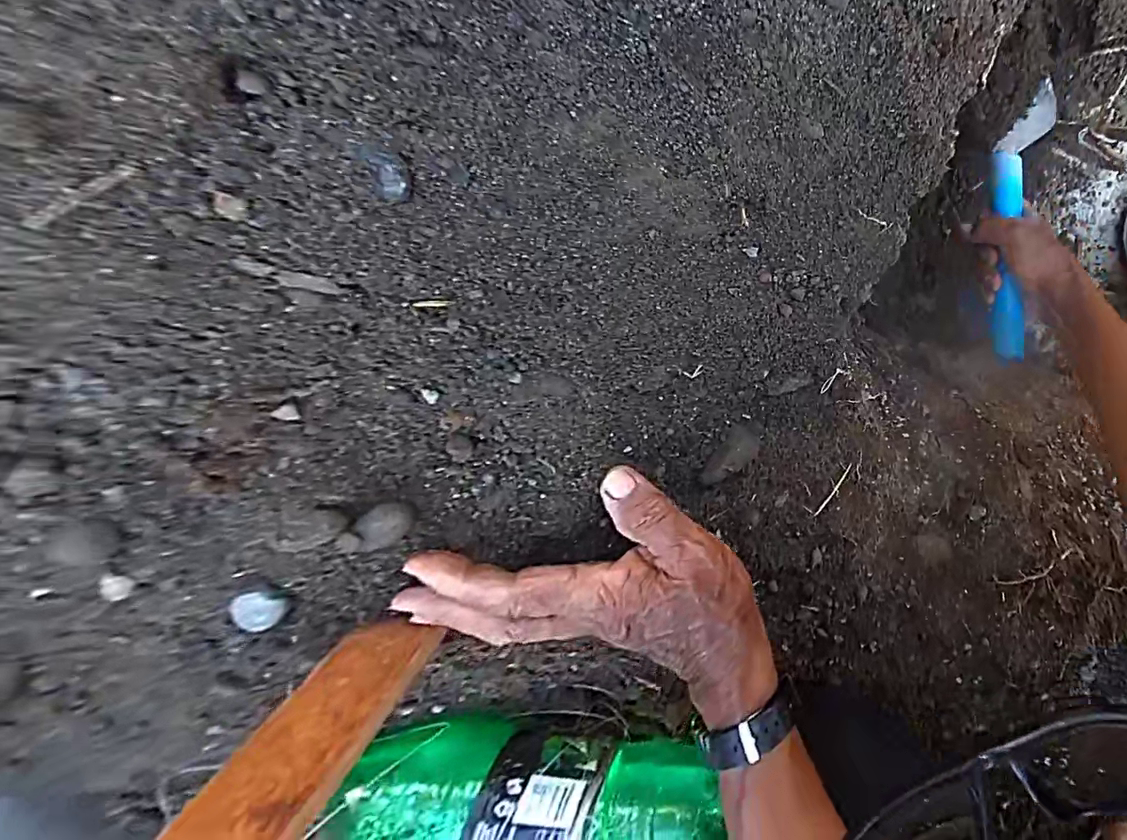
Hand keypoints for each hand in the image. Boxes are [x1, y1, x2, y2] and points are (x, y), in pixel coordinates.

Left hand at [390, 466, 776, 727]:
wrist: (724, 646)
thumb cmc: (710, 601)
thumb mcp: (691, 549)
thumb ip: (651, 515)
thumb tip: (614, 480)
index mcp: (597, 595)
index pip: (516, 592)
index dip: (466, 580)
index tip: (423, 566)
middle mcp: (582, 615)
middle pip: (499, 617)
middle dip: (448, 605)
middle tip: (401, 595)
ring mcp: (587, 623)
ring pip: (510, 626)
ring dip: (463, 617)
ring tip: (428, 609)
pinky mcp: (598, 621)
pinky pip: (529, 625)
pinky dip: (496, 617)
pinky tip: (496, 612)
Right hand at [967, 211, 1084, 308]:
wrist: (1057, 299)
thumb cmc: (1040, 261)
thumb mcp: (1014, 234)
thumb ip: (989, 226)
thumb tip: (966, 228)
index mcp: (1023, 221)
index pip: (997, 210)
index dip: (985, 219)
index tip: (980, 230)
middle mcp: (1016, 241)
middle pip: (984, 240)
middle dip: (984, 254)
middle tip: (993, 262)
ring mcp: (1011, 264)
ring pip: (984, 263)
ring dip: (986, 274)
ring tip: (997, 285)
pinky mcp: (1008, 285)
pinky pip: (987, 282)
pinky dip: (988, 289)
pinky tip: (994, 296)